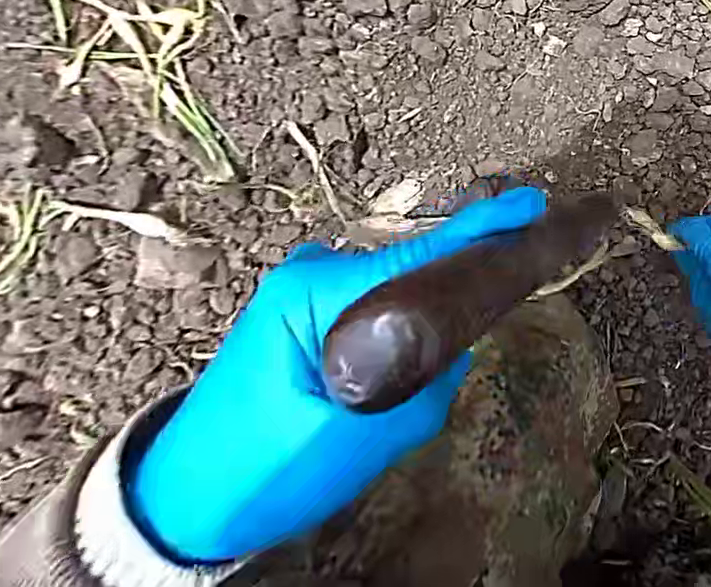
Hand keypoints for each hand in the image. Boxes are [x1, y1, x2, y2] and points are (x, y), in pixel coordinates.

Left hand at [127, 185, 547, 561]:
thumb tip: (463, 348)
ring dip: (428, 312)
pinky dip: (406, 319)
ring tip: (421, 366)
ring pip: (401, 285)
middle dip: (458, 286)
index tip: (531, 204)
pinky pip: (382, 299)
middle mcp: (316, 271)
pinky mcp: (313, 305)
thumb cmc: (259, 472)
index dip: (483, 227)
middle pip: (416, 263)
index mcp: (316, 291)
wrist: (179, 506)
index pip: (419, 253)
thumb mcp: (358, 439)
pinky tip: (401, 363)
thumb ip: (427, 388)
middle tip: (489, 312)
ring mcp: (312, 285)